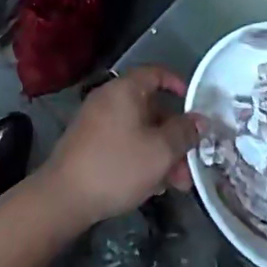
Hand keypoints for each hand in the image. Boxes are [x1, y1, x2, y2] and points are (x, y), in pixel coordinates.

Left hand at [36, 66, 200, 226]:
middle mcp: (109, 99)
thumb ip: (183, 133)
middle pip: (150, 107)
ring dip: (162, 153)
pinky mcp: (92, 142)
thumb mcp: (160, 151)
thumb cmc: (118, 165)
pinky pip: (125, 142)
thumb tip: (200, 120)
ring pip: (140, 129)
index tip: (196, 105)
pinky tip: (154, 187)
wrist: (67, 193)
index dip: (177, 84)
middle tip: (192, 163)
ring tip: (177, 184)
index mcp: (123, 90)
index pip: (154, 73)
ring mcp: (98, 120)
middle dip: (174, 135)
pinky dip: (143, 158)